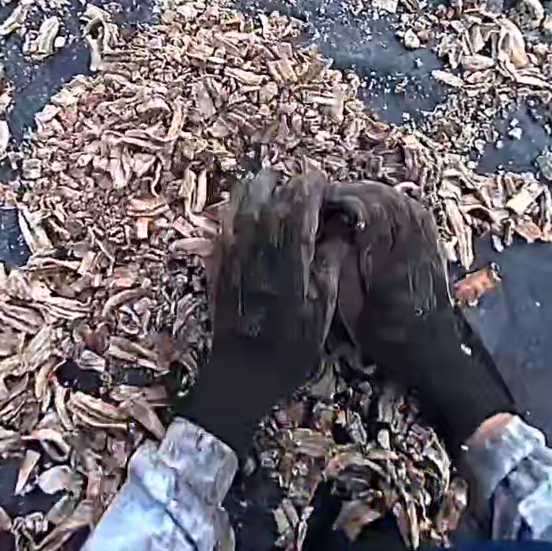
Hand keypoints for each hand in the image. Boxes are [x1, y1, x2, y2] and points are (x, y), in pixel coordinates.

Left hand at [182, 169, 340, 455]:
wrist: (240, 376)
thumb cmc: (287, 354)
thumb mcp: (319, 322)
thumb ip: (326, 278)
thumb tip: (334, 241)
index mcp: (290, 274)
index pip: (299, 224)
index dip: (307, 197)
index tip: (317, 180)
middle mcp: (261, 264)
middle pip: (269, 214)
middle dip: (282, 188)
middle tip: (293, 174)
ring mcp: (235, 265)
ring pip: (242, 219)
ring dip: (253, 193)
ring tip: (265, 176)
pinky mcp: (218, 271)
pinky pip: (223, 234)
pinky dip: (230, 214)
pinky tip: (235, 202)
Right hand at [327, 182, 515, 448]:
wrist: (429, 353)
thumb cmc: (384, 335)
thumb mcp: (350, 309)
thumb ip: (340, 268)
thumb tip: (330, 232)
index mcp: (388, 262)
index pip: (370, 213)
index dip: (345, 198)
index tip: (323, 198)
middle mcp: (411, 248)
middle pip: (387, 200)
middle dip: (356, 191)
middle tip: (332, 196)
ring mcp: (426, 245)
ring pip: (403, 201)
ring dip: (375, 193)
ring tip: (351, 197)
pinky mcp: (433, 247)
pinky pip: (418, 211)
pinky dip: (396, 201)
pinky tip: (380, 204)